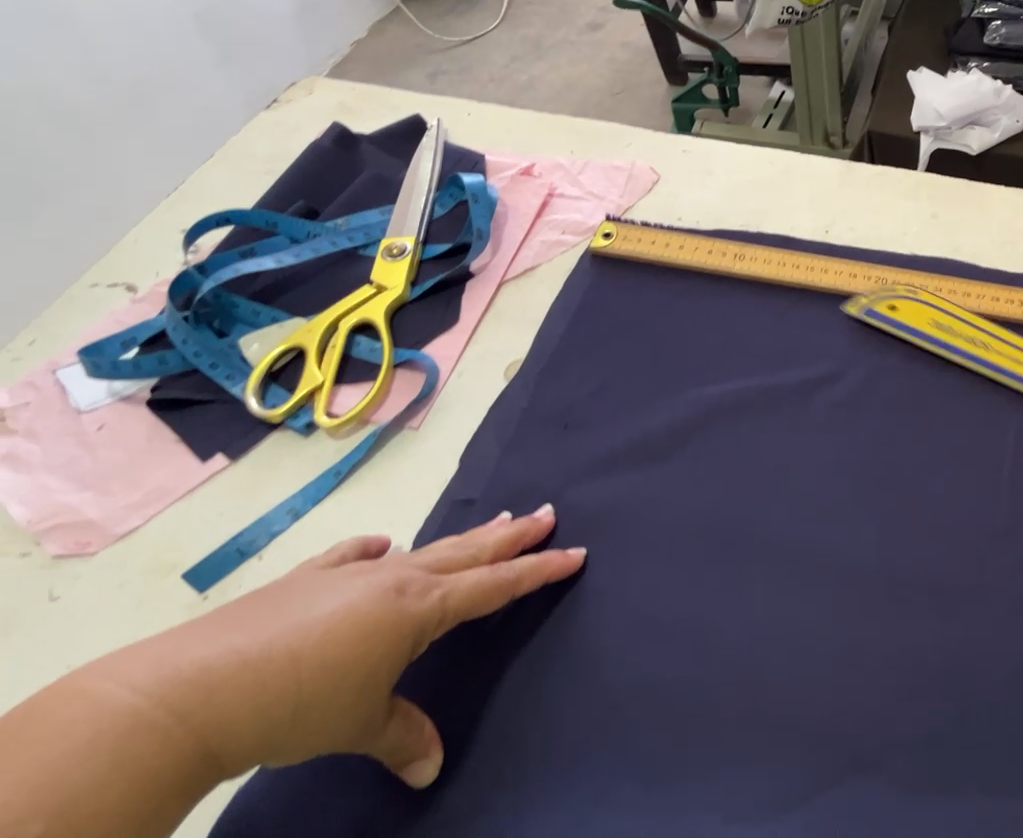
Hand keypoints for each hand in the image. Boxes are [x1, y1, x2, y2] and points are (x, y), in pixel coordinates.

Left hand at [73, 507, 584, 789]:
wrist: (187, 693)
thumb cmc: (295, 707)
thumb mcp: (359, 726)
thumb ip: (402, 738)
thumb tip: (428, 771)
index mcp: (420, 608)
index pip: (496, 586)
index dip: (539, 571)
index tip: (575, 553)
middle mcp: (394, 580)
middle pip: (469, 552)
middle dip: (514, 537)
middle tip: (547, 513)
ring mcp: (348, 576)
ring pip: (423, 549)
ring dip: (463, 538)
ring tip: (494, 521)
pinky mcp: (303, 581)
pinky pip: (353, 557)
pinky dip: (374, 549)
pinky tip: (380, 544)